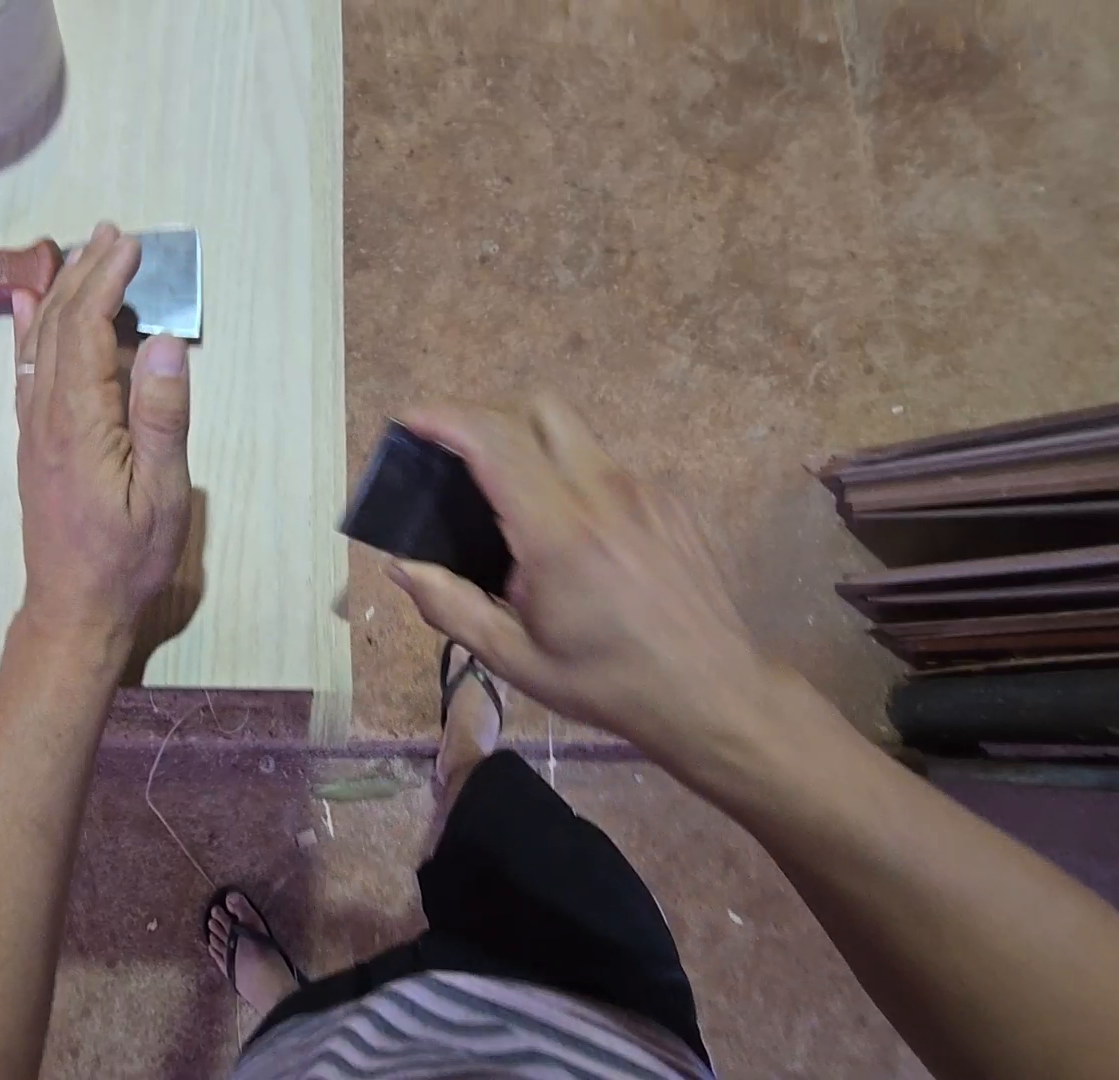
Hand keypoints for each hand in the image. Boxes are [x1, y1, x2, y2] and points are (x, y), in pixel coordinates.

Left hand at [10, 223, 191, 646]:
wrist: (74, 605)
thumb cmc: (127, 556)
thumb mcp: (163, 494)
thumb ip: (161, 416)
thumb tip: (164, 342)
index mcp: (80, 422)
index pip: (88, 329)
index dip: (108, 280)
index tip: (131, 244)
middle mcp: (46, 415)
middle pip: (59, 326)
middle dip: (85, 274)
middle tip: (111, 234)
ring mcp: (33, 430)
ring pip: (39, 345)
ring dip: (60, 294)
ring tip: (80, 257)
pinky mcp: (32, 445)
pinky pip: (25, 375)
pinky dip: (28, 334)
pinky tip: (27, 312)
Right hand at [386, 393, 787, 776]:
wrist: (716, 695)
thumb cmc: (606, 682)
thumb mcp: (514, 658)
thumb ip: (450, 606)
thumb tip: (401, 566)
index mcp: (560, 534)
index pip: (498, 442)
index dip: (447, 418)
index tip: (412, 420)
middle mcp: (606, 494)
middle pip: (539, 408)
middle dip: (488, 416)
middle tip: (459, 457)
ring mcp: (647, 491)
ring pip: (573, 437)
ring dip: (529, 450)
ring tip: (511, 508)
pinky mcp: (672, 501)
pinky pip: (605, 469)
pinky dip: (569, 481)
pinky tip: (571, 538)